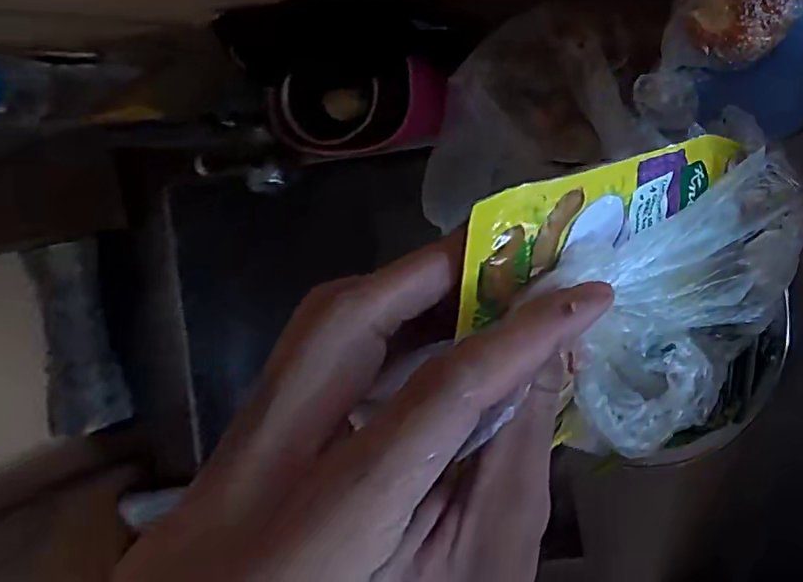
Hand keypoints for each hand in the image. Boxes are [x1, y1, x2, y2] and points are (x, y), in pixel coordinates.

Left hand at [114, 238, 611, 581]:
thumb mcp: (481, 562)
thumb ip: (518, 449)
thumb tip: (555, 342)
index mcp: (311, 544)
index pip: (435, 396)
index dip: (524, 334)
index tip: (591, 296)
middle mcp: (234, 499)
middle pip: (341, 323)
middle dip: (445, 268)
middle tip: (524, 251)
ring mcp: (211, 484)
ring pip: (319, 331)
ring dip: (421, 292)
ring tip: (498, 287)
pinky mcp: (220, 474)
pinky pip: (321, 366)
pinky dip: (397, 333)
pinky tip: (450, 341)